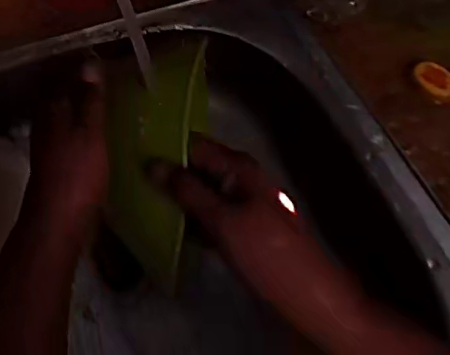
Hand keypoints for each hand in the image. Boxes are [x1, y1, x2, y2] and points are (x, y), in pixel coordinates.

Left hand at [23, 59, 106, 240]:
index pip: (66, 76)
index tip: (110, 62)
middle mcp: (45, 118)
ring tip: (116, 108)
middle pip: (66, 95)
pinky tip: (102, 138)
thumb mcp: (89, 132)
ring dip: (86, 109)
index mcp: (51, 106)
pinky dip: (86, 130)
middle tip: (117, 84)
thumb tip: (90, 63)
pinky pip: (71, 134)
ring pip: (68, 115)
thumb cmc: (76, 172)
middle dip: (86, 88)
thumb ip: (89, 99)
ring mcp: (48, 140)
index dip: (85, 69)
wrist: (58, 219)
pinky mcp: (55, 160)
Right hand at [149, 136, 449, 354]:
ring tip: (142, 196)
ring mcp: (244, 204)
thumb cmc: (270, 256)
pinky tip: (169, 223)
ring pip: (201, 190)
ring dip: (177, 195)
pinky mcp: (244, 229)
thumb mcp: (223, 221)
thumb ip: (186, 189)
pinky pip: (209, 212)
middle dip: (166, 171)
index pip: (192, 142)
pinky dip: (191, 216)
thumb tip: (150, 162)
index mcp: (239, 167)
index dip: (163, 144)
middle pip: (195, 166)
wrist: (318, 307)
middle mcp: (241, 179)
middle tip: (130, 174)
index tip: (131, 148)